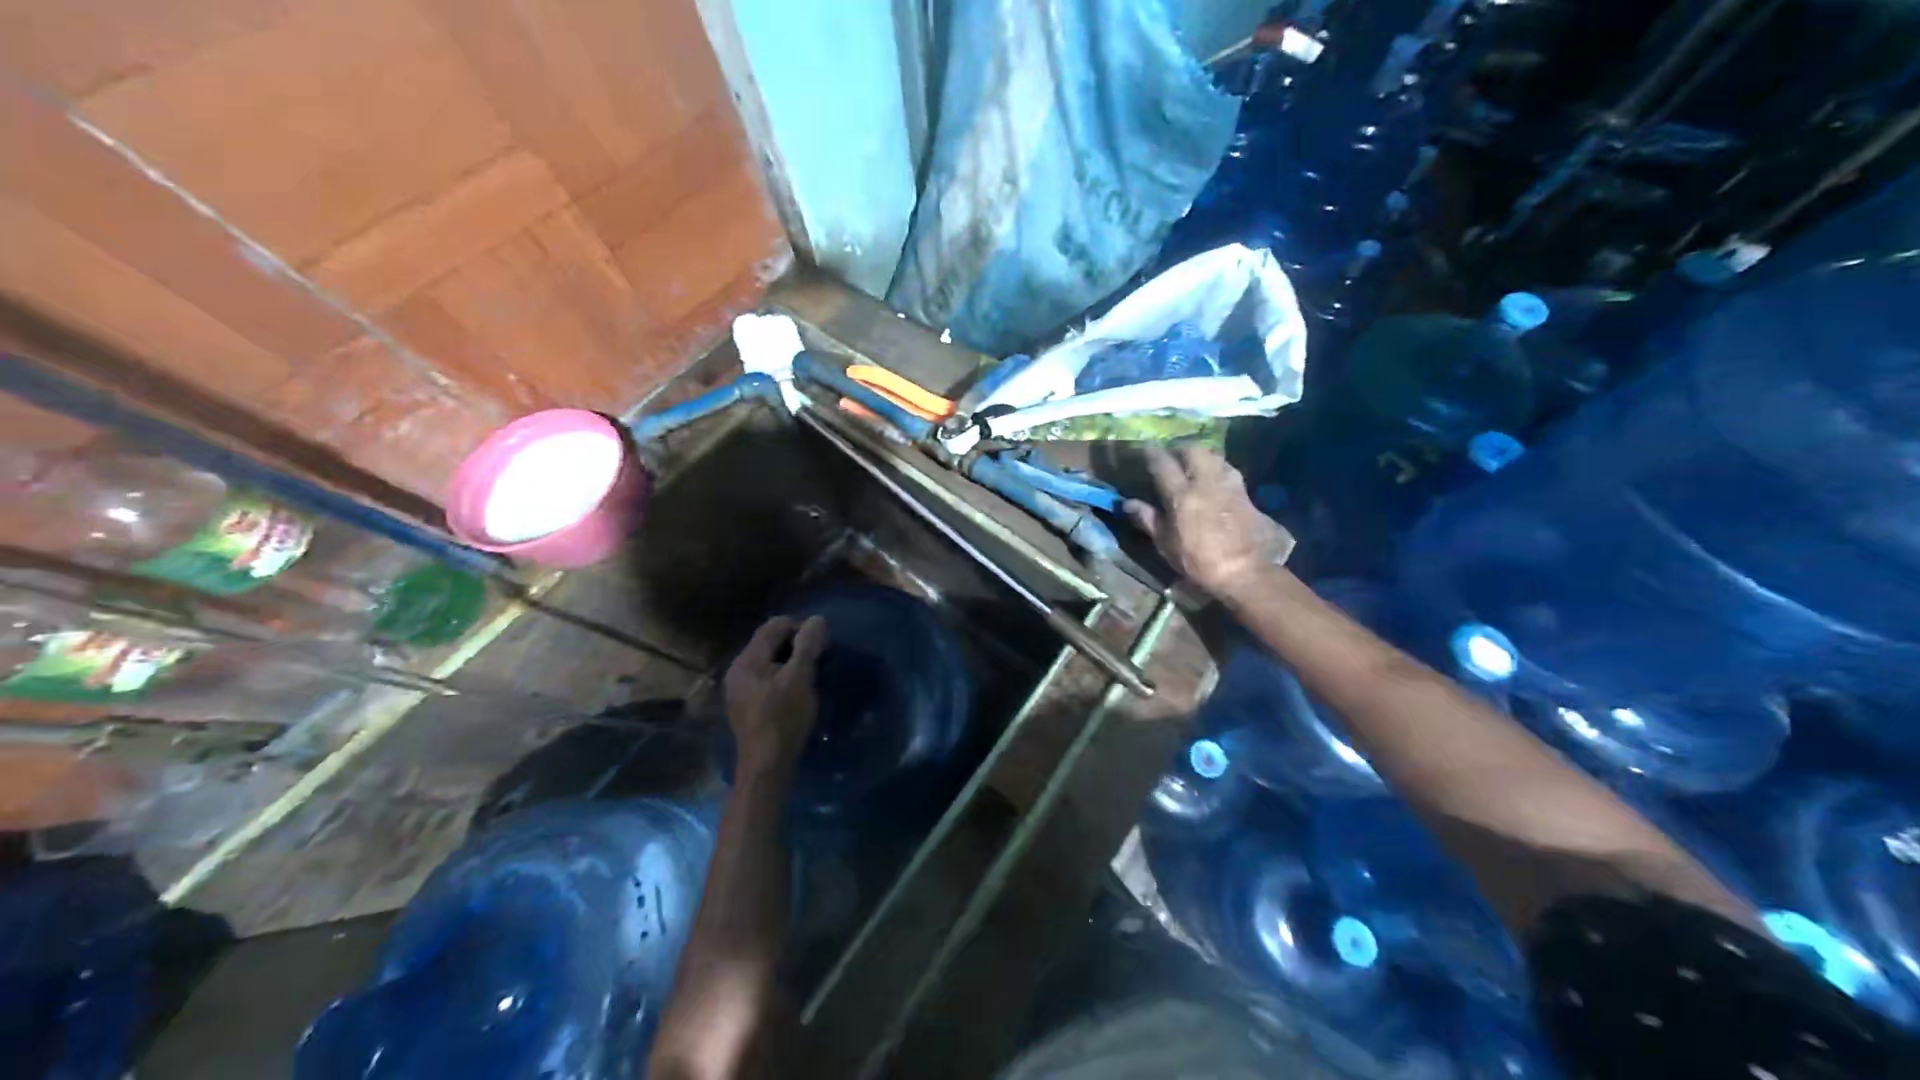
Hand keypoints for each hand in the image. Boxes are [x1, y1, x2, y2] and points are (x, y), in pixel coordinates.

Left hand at [724, 615, 829, 777]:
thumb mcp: (801, 678)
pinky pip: (765, 679)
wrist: (767, 764)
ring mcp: (738, 689)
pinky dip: (783, 677)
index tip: (822, 644)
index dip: (801, 627)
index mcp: (748, 659)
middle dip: (797, 644)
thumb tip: (817, 620)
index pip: (775, 626)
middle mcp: (738, 669)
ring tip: (812, 674)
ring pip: (768, 662)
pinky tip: (796, 692)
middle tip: (820, 658)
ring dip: (791, 661)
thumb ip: (808, 645)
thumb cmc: (784, 717)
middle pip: (770, 642)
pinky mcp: (744, 706)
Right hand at [1125, 444, 1293, 597]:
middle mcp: (1206, 482)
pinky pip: (1229, 470)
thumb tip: (1128, 503)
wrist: (1244, 571)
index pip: (1163, 463)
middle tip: (1172, 457)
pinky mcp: (1245, 493)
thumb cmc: (1198, 561)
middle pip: (1193, 450)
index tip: (1145, 449)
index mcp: (1181, 494)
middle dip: (1180, 449)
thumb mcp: (1166, 543)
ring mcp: (1229, 485)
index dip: (1152, 453)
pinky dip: (1218, 469)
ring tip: (1194, 466)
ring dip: (1202, 457)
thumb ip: (1148, 518)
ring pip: (1214, 456)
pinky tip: (1215, 480)